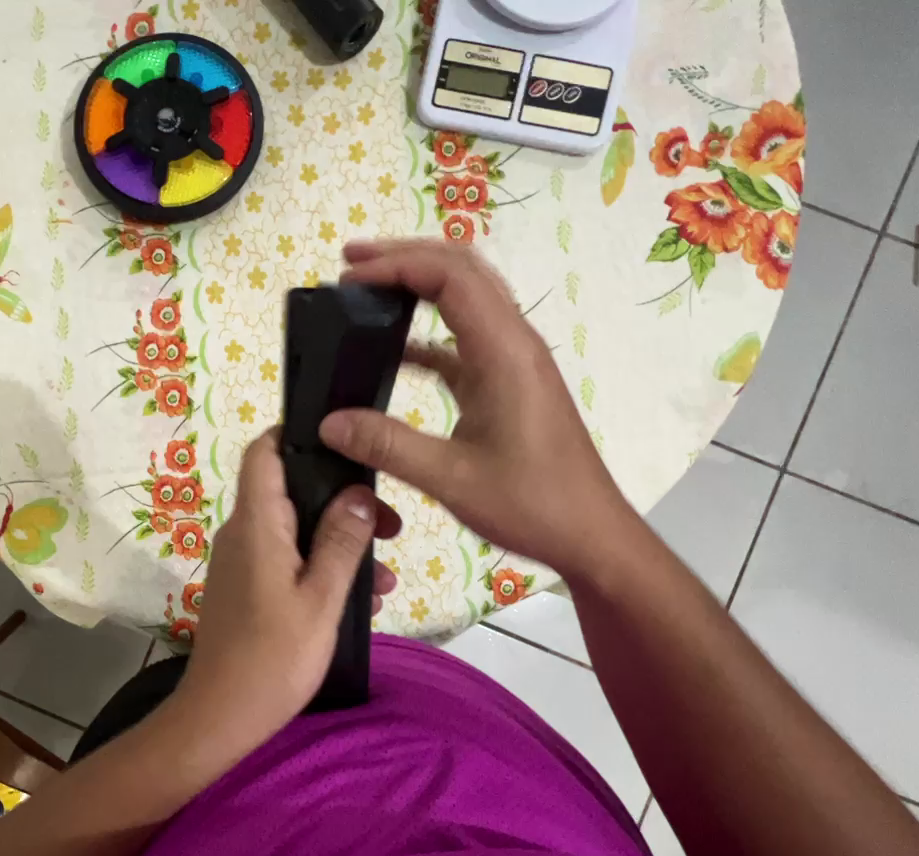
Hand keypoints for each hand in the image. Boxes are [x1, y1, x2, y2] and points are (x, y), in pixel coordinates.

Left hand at [177, 429, 399, 725]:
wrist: (221, 716)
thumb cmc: (273, 658)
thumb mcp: (320, 599)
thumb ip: (341, 542)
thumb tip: (358, 492)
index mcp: (256, 525)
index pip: (264, 453)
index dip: (298, 436)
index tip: (347, 446)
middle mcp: (243, 534)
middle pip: (291, 492)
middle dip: (343, 502)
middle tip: (391, 527)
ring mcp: (242, 562)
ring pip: (296, 531)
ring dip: (340, 544)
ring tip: (386, 577)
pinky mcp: (246, 587)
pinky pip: (287, 560)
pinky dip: (321, 569)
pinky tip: (361, 598)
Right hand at [320, 238, 641, 580]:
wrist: (589, 534)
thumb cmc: (531, 503)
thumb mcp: (451, 478)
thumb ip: (388, 445)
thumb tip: (329, 422)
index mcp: (504, 352)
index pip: (450, 277)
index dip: (396, 266)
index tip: (347, 277)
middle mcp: (513, 343)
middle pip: (461, 272)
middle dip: (404, 258)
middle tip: (349, 262)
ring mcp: (513, 363)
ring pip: (465, 301)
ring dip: (417, 288)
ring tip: (365, 292)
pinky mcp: (508, 385)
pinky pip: (463, 342)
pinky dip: (426, 337)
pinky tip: (391, 355)